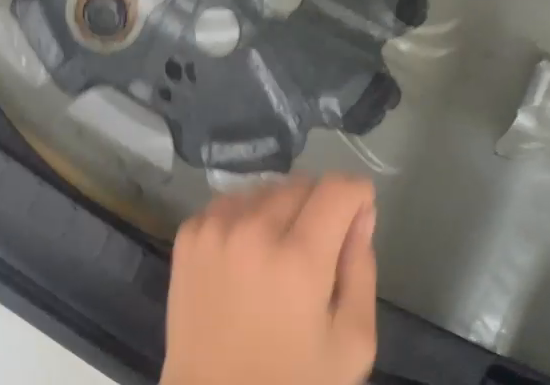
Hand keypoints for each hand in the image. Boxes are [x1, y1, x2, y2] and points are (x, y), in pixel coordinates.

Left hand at [161, 175, 377, 384]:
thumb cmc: (292, 381)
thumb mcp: (350, 342)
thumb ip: (360, 270)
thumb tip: (361, 214)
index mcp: (298, 259)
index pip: (337, 189)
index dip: (357, 195)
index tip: (360, 213)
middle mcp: (252, 229)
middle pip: (301, 184)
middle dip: (321, 204)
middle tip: (322, 247)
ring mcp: (214, 227)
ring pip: (264, 189)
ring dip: (282, 208)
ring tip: (282, 253)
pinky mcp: (188, 233)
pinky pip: (229, 204)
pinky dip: (246, 217)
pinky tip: (248, 256)